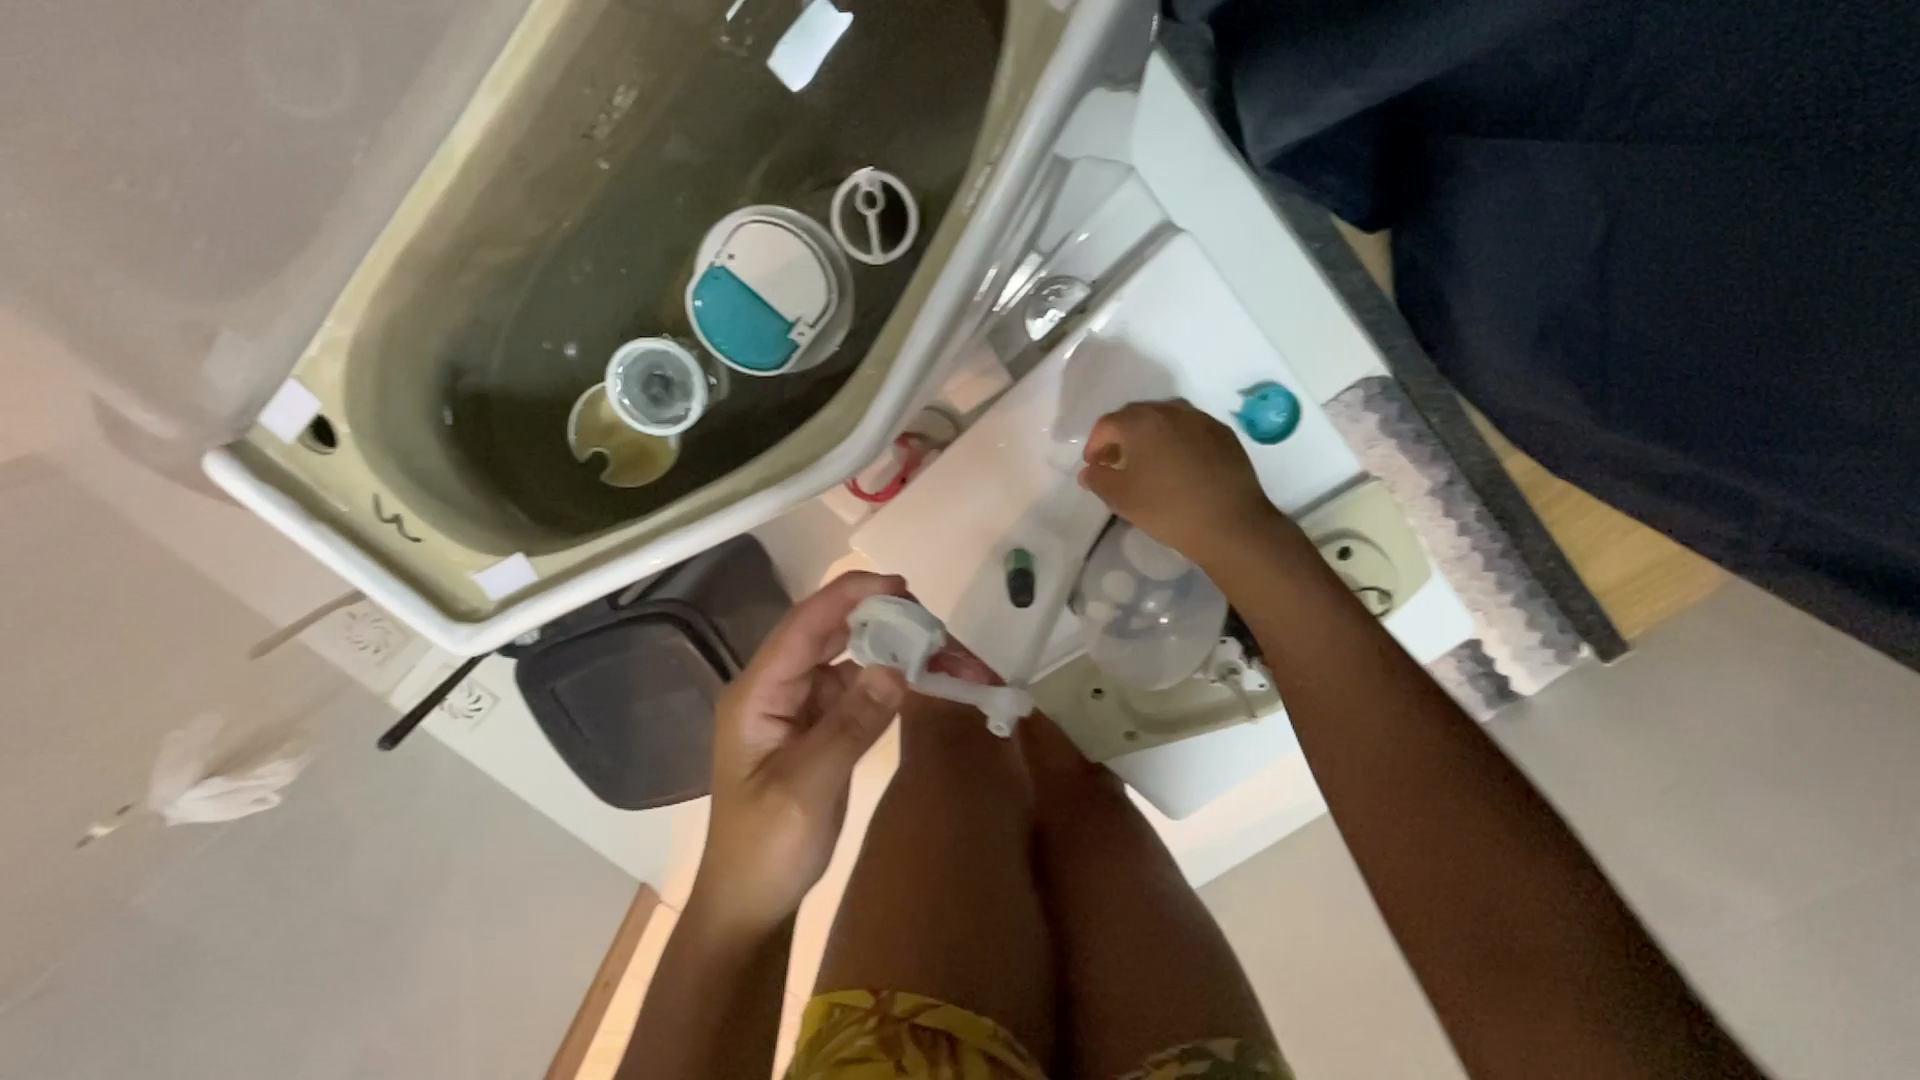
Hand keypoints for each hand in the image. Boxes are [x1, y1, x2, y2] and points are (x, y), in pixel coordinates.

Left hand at [698, 571, 910, 929]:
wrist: (750, 902)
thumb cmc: (765, 848)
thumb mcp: (807, 787)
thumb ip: (851, 725)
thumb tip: (898, 668)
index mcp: (757, 694)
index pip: (803, 626)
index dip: (848, 597)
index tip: (900, 586)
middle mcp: (774, 690)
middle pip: (827, 635)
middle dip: (879, 620)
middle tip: (933, 622)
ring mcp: (795, 709)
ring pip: (846, 661)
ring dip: (889, 651)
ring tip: (938, 649)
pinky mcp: (816, 729)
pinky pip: (853, 691)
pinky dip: (886, 682)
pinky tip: (919, 679)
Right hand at [1078, 400, 1286, 562]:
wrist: (1230, 524)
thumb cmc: (1167, 508)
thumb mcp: (1122, 498)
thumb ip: (1099, 479)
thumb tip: (1090, 471)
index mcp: (1142, 421)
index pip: (1107, 424)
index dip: (1094, 445)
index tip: (1093, 467)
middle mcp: (1172, 410)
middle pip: (1137, 416)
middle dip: (1122, 437)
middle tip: (1116, 463)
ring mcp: (1202, 420)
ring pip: (1166, 420)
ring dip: (1151, 437)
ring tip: (1148, 463)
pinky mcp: (1224, 435)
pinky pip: (1191, 431)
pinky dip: (1177, 442)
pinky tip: (1179, 467)